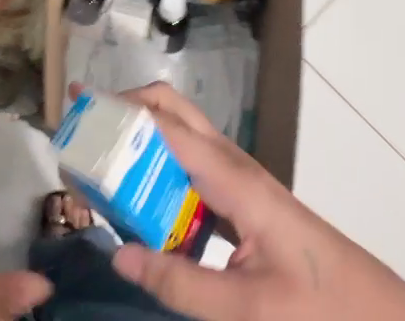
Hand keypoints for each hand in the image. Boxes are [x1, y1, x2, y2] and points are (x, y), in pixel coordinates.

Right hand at [98, 82, 404, 320]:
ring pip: (184, 141)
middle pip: (177, 114)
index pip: (170, 126)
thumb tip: (118, 255)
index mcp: (237, 182)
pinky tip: (141, 207)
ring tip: (99, 162)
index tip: (80, 105)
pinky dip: (160, 175)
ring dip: (141, 140)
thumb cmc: (324, 311)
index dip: (122, 109)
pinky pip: (195, 174)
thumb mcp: (249, 311)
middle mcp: (237, 170)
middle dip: (128, 108)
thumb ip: (181, 284)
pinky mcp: (247, 206)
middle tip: (84, 121)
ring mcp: (243, 186)